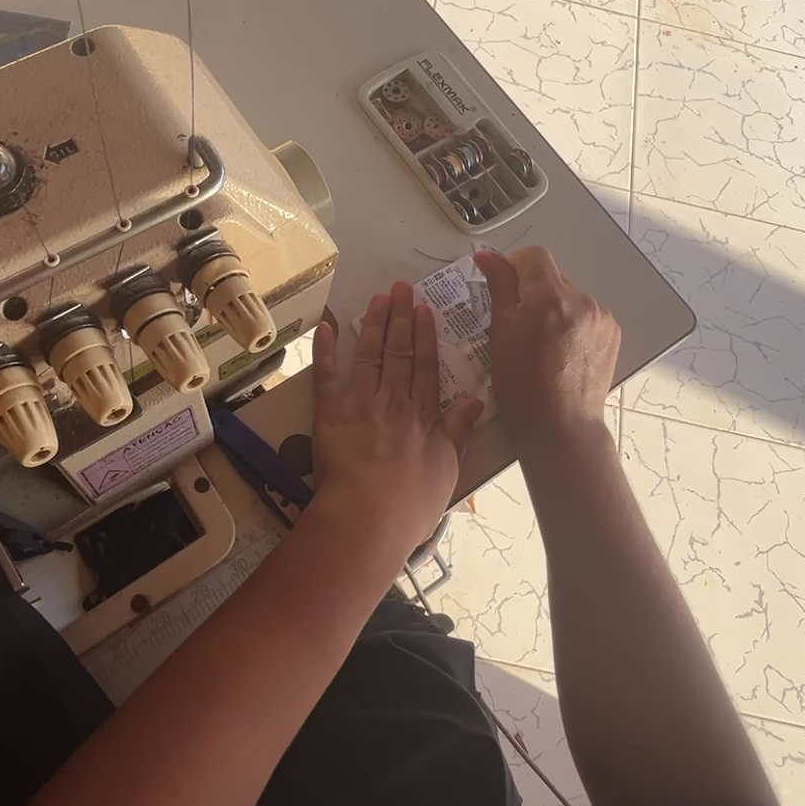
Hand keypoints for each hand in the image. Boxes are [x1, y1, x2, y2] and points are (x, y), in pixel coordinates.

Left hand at [309, 281, 481, 554]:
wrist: (369, 518)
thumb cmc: (413, 502)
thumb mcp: (449, 467)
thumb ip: (460, 430)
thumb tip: (478, 401)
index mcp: (423, 415)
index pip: (426, 366)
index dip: (426, 336)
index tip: (424, 309)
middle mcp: (393, 401)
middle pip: (398, 353)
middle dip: (400, 318)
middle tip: (401, 287)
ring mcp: (360, 405)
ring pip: (368, 357)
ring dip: (372, 325)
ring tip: (377, 298)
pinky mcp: (329, 415)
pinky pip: (327, 378)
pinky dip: (326, 352)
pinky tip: (326, 328)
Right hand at [474, 248, 620, 440]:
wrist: (560, 426)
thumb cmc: (521, 385)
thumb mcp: (500, 333)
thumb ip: (498, 287)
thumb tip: (488, 256)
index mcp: (550, 297)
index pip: (533, 256)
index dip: (513, 266)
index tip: (501, 288)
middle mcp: (582, 300)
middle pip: (551, 276)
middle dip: (531, 291)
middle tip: (516, 324)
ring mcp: (601, 316)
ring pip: (568, 295)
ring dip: (551, 306)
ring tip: (539, 342)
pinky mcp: (612, 332)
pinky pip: (584, 313)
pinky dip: (569, 321)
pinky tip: (559, 349)